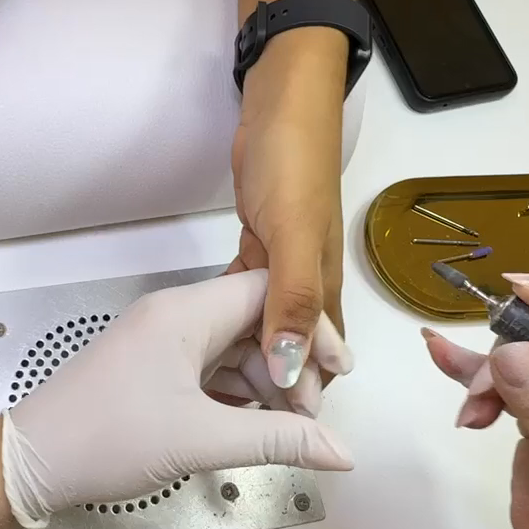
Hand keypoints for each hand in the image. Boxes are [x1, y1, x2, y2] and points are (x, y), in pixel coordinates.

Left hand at [1, 269, 353, 527]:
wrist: (31, 462)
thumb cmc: (112, 438)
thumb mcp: (201, 439)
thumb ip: (279, 441)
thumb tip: (346, 456)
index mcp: (185, 312)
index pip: (267, 293)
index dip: (310, 329)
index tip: (341, 373)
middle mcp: (174, 316)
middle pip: (253, 322)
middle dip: (289, 366)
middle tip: (309, 418)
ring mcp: (159, 343)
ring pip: (231, 349)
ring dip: (264, 384)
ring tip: (284, 429)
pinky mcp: (149, 369)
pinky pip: (207, 368)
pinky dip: (235, 392)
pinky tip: (251, 423)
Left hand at [229, 30, 346, 389]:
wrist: (279, 102)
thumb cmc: (289, 165)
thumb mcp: (289, 238)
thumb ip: (295, 304)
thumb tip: (301, 371)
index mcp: (312, 287)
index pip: (310, 352)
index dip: (301, 388)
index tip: (291, 427)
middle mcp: (295, 285)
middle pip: (288, 349)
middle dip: (280, 386)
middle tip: (258, 424)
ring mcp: (269, 270)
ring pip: (264, 333)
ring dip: (256, 365)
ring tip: (235, 402)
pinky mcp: (250, 253)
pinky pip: (241, 311)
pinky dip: (234, 335)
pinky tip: (216, 353)